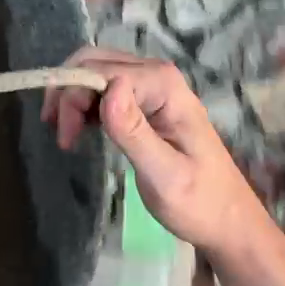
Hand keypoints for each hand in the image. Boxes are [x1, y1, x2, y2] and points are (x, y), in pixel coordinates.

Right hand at [41, 47, 257, 253]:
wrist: (228, 223)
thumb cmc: (199, 203)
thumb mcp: (165, 176)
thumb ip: (135, 132)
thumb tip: (107, 91)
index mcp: (163, 84)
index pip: (102, 71)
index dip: (75, 96)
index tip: (64, 137)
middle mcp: (156, 73)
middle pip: (95, 62)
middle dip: (68, 91)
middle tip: (56, 131)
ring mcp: (151, 84)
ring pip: (96, 70)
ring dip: (72, 95)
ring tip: (63, 132)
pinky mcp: (145, 99)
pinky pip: (104, 86)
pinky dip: (84, 102)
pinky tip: (78, 127)